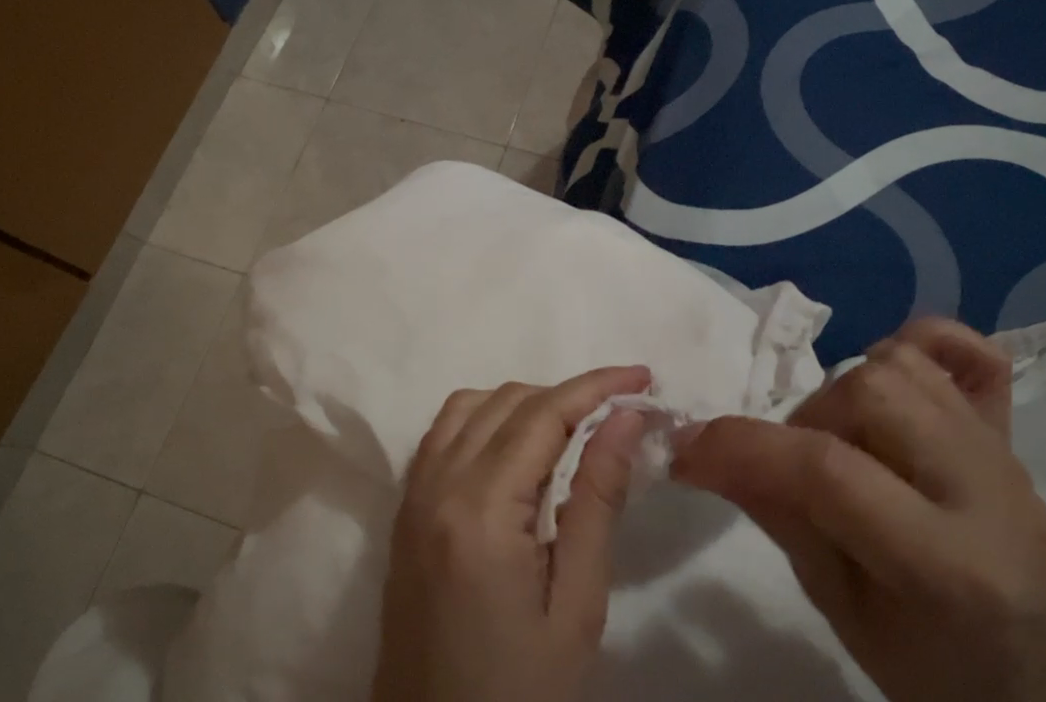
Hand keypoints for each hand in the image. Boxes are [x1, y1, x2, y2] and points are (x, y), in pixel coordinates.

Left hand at [371, 366, 651, 701]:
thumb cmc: (521, 689)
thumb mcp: (576, 605)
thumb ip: (597, 501)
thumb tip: (625, 419)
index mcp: (480, 510)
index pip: (543, 415)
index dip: (596, 386)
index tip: (643, 376)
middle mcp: (435, 486)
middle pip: (505, 401)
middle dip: (566, 394)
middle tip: (619, 414)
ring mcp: (411, 497)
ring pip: (467, 407)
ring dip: (523, 404)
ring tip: (572, 431)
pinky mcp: (403, 514)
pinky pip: (441, 436)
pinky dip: (484, 421)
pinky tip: (517, 452)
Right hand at [673, 319, 1045, 701]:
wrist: (1012, 672)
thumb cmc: (915, 656)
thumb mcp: (832, 602)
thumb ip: (776, 512)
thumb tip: (699, 446)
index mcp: (947, 565)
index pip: (829, 472)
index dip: (743, 448)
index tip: (686, 449)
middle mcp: (986, 490)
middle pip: (871, 392)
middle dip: (804, 418)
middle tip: (789, 464)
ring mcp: (1005, 453)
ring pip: (903, 363)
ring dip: (846, 390)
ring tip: (839, 439)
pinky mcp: (1012, 432)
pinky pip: (970, 350)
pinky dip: (917, 348)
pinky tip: (889, 390)